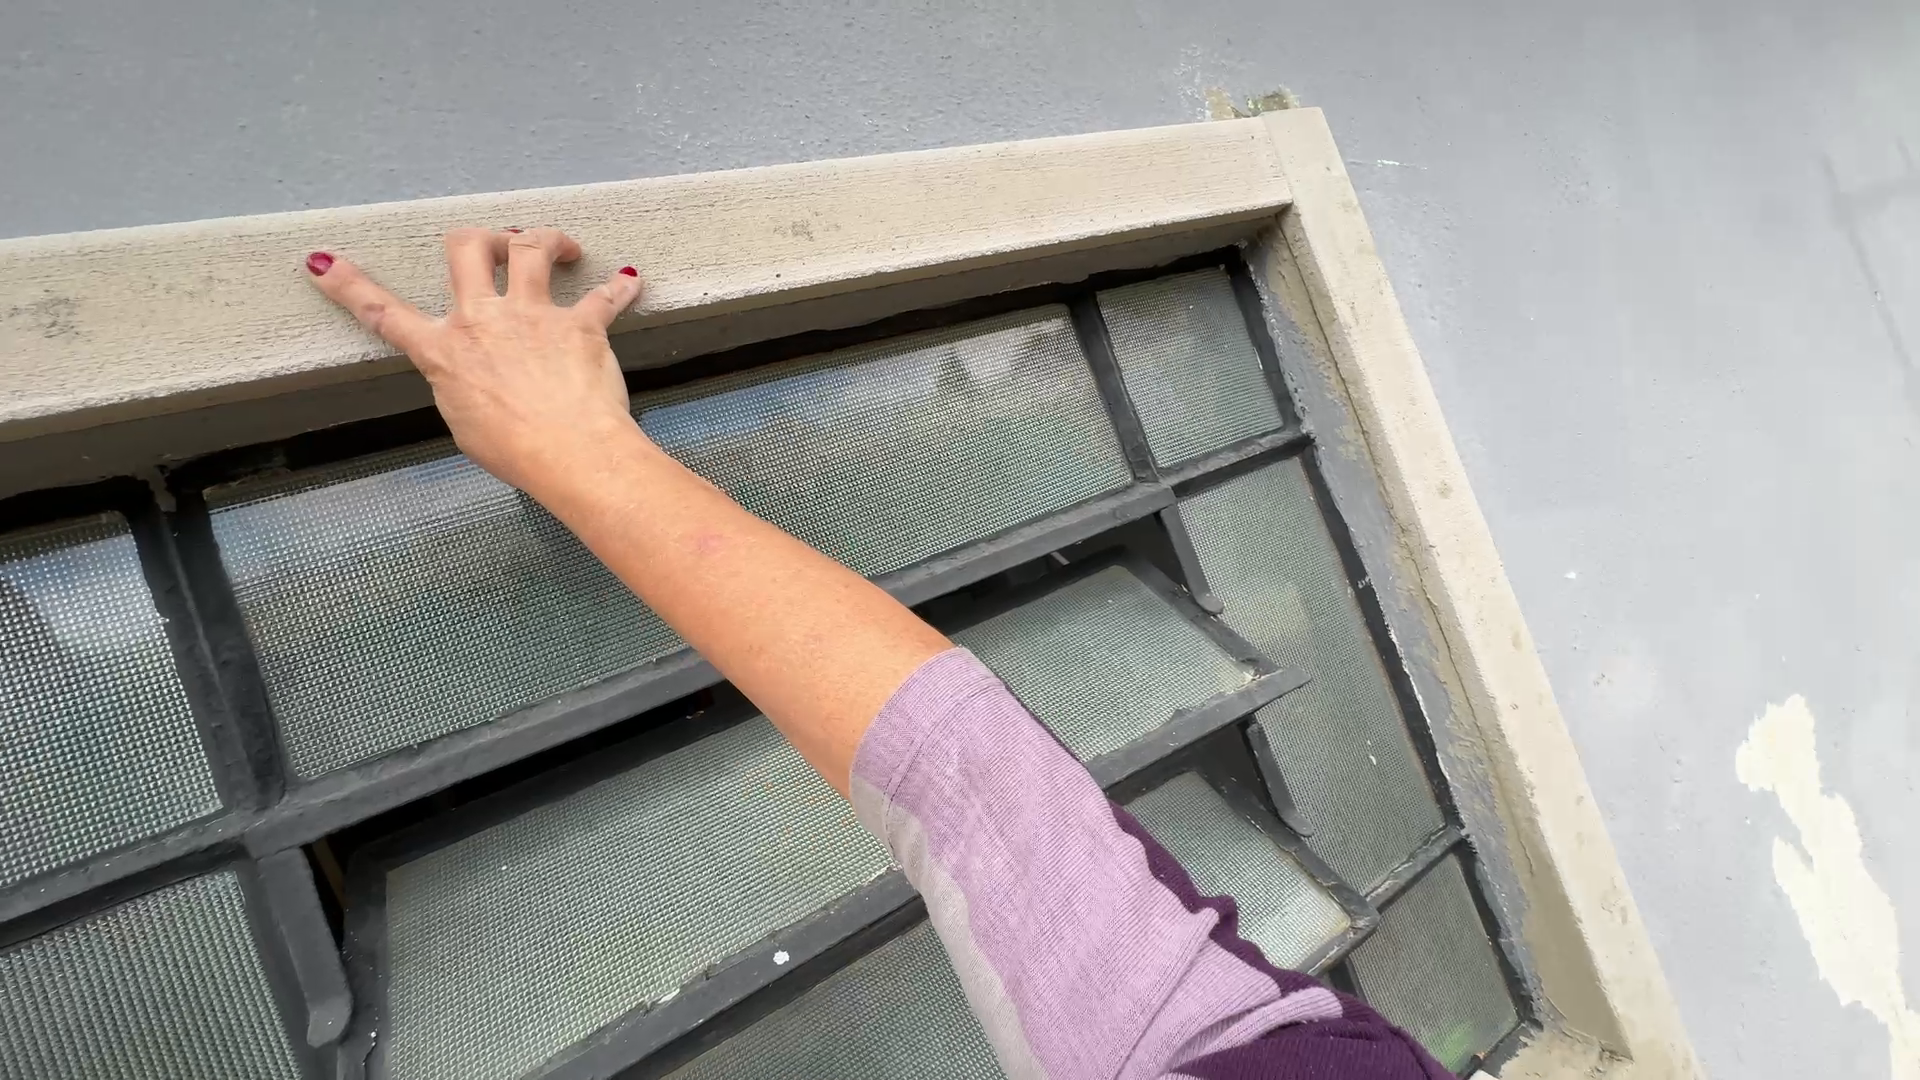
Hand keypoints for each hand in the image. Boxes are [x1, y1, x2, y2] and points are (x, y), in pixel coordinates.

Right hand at [305, 227, 646, 498]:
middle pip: (466, 249)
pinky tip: (631, 279)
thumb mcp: (465, 425)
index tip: (325, 262)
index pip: (383, 312)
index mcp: (444, 351)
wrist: (570, 452)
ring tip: (562, 245)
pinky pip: (606, 297)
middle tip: (499, 244)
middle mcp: (484, 321)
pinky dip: (621, 287)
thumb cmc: (516, 452)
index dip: (351, 285)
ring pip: (530, 249)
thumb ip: (461, 388)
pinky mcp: (582, 326)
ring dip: (544, 238)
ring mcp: (534, 317)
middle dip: (479, 238)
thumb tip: (472, 381)